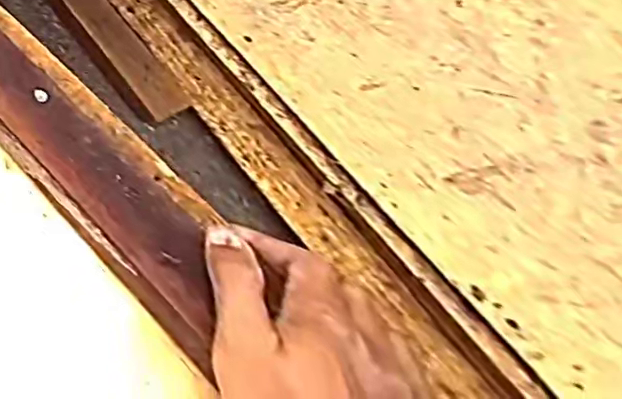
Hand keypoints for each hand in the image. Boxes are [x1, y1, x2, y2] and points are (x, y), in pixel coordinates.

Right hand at [208, 226, 419, 398]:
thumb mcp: (241, 342)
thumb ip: (234, 283)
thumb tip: (224, 238)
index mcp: (326, 321)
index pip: (304, 261)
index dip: (266, 243)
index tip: (233, 240)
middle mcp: (371, 347)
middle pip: (344, 288)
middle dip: (301, 271)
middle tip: (262, 269)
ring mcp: (397, 385)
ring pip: (375, 324)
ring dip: (337, 304)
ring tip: (302, 308)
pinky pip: (396, 363)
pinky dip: (364, 344)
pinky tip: (350, 360)